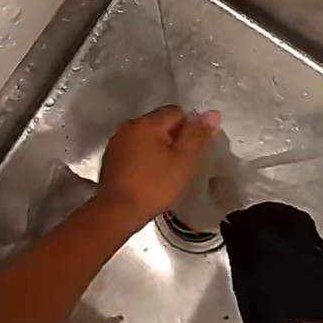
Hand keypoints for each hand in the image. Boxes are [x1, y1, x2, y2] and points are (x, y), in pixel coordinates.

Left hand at [93, 106, 220, 230]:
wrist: (117, 210)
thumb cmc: (154, 186)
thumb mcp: (183, 161)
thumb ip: (197, 135)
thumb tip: (213, 113)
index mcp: (148, 122)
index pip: (177, 112)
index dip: (189, 129)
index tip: (191, 151)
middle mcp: (130, 124)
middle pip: (159, 121)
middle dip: (172, 137)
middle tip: (179, 163)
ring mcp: (117, 139)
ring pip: (145, 134)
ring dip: (157, 145)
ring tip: (164, 170)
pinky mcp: (110, 154)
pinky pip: (133, 145)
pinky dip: (142, 154)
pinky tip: (146, 173)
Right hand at [220, 201, 322, 322]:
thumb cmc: (265, 319)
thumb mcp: (242, 284)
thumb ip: (239, 252)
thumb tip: (233, 230)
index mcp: (258, 241)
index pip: (245, 219)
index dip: (240, 221)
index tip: (235, 223)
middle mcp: (285, 237)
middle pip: (273, 213)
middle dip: (263, 214)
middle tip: (256, 220)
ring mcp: (310, 248)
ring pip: (299, 220)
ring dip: (289, 217)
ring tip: (283, 220)